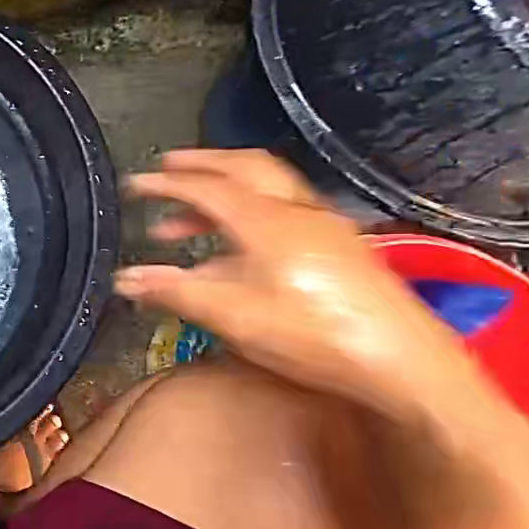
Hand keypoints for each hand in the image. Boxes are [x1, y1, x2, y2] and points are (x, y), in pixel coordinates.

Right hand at [116, 149, 477, 418]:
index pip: (206, 187)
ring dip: (223, 191)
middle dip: (203, 163)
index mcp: (267, 221)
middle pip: (246, 167)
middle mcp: (298, 213)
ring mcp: (324, 228)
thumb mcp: (228, 315)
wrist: (404, 365)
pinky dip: (247, 212)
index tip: (134, 183)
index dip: (165, 183)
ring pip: (267, 188)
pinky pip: (284, 211)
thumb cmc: (314, 335)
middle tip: (168, 167)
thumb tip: (124, 279)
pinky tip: (232, 246)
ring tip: (185, 218)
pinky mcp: (338, 249)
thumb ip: (172, 290)